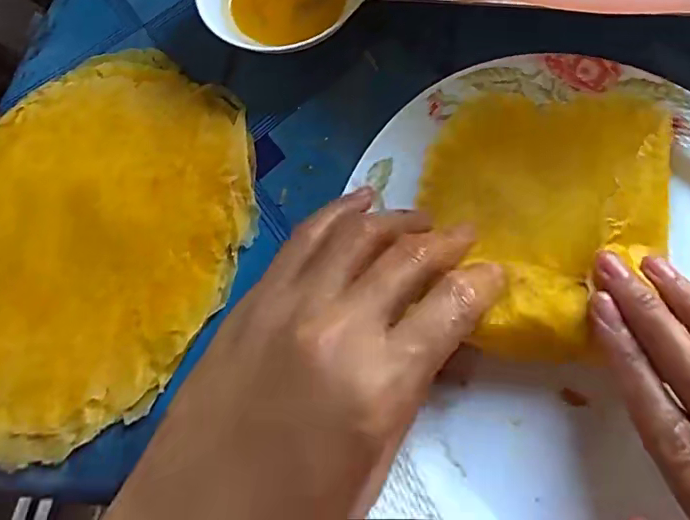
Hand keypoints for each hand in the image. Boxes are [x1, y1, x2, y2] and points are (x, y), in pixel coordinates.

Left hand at [107, 186, 505, 519]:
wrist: (194, 514)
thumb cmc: (296, 507)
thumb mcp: (373, 463)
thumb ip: (410, 389)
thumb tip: (443, 339)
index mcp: (378, 384)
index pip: (449, 308)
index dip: (482, 282)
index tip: (496, 270)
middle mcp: (339, 327)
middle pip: (407, 260)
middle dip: (446, 242)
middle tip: (465, 234)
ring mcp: (292, 301)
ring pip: (357, 234)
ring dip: (397, 219)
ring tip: (419, 219)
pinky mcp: (258, 294)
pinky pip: (306, 235)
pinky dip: (339, 211)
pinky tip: (360, 201)